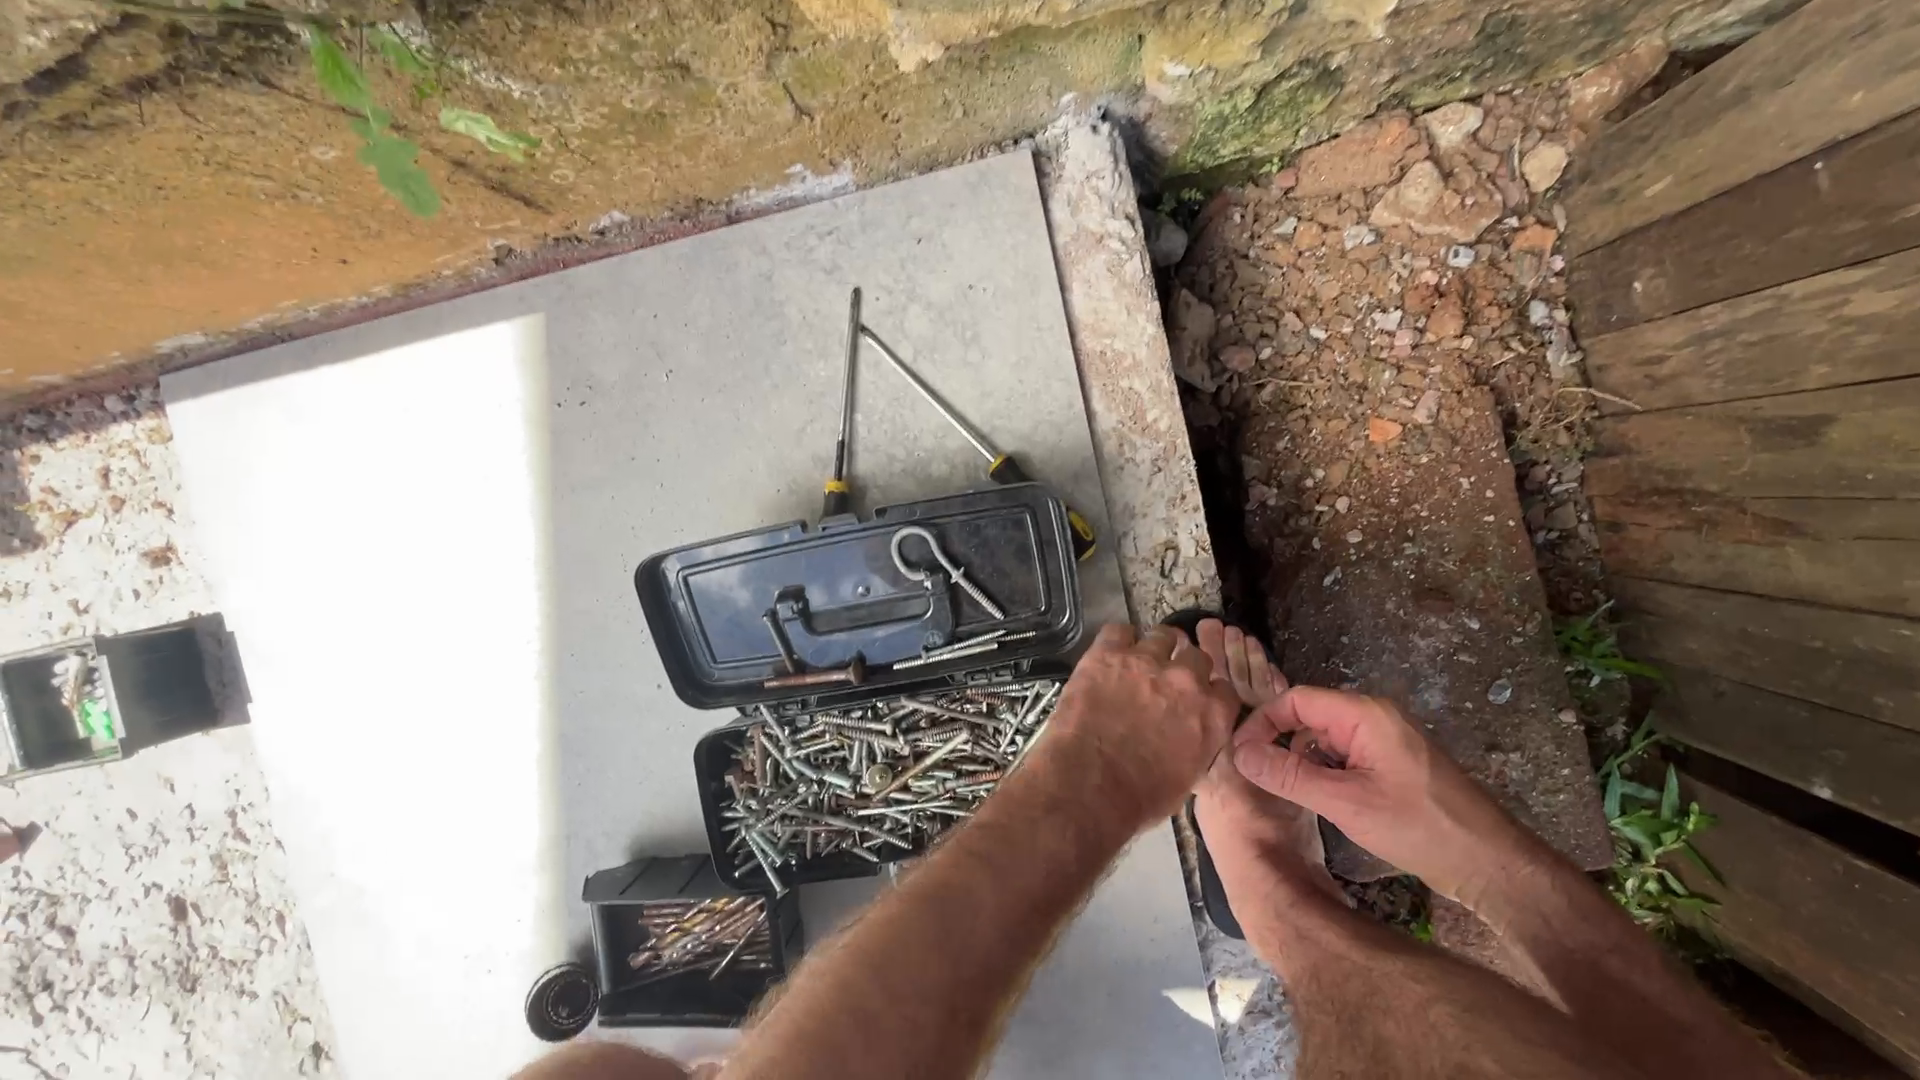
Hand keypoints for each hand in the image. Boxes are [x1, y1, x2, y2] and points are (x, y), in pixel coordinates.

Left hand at [1038, 623, 1242, 830]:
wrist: (1090, 785)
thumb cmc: (1139, 797)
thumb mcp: (1186, 778)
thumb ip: (1196, 745)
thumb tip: (1187, 738)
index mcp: (1212, 714)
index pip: (1224, 688)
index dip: (1208, 691)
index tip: (1195, 698)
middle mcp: (1186, 680)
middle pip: (1196, 655)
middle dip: (1184, 666)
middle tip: (1165, 679)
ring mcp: (1146, 661)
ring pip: (1161, 635)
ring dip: (1153, 647)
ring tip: (1138, 661)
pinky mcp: (1108, 654)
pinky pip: (1118, 630)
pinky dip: (1116, 640)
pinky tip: (1109, 654)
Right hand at [1230, 687, 1545, 904]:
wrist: (1491, 863)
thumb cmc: (1419, 828)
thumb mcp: (1345, 803)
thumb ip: (1288, 776)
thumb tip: (1237, 755)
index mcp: (1365, 714)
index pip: (1296, 699)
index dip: (1262, 723)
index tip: (1240, 755)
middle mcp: (1374, 716)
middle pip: (1308, 715)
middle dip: (1277, 741)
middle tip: (1252, 774)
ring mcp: (1384, 739)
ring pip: (1323, 737)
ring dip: (1299, 759)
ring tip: (1278, 789)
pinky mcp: (1390, 762)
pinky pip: (1342, 754)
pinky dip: (1321, 770)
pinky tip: (1313, 797)